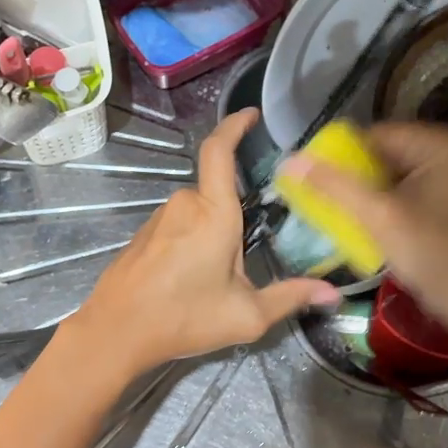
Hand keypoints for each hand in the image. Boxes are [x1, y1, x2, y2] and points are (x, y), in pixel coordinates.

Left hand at [68, 109, 338, 374]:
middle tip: (239, 263)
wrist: (116, 331)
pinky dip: (189, 243)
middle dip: (233, 218)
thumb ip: (290, 298)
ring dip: (209, 235)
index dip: (234, 126)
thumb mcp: (246, 315)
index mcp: (213, 213)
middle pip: (216, 193)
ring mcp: (158, 218)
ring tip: (212, 281)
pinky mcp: (142, 234)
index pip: (220, 151)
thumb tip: (331, 293)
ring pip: (195, 213)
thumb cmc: (183, 319)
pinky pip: (176, 226)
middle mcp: (183, 205)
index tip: (251, 115)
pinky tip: (187, 281)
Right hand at [279, 122, 447, 333]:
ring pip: (391, 173)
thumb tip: (290, 160)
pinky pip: (405, 189)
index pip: (373, 136)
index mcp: (442, 145)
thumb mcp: (379, 218)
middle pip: (382, 154)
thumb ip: (334, 186)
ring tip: (342, 215)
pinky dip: (384, 203)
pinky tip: (368, 224)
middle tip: (325, 204)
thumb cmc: (435, 256)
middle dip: (352, 178)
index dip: (339, 158)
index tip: (314, 184)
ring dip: (366, 193)